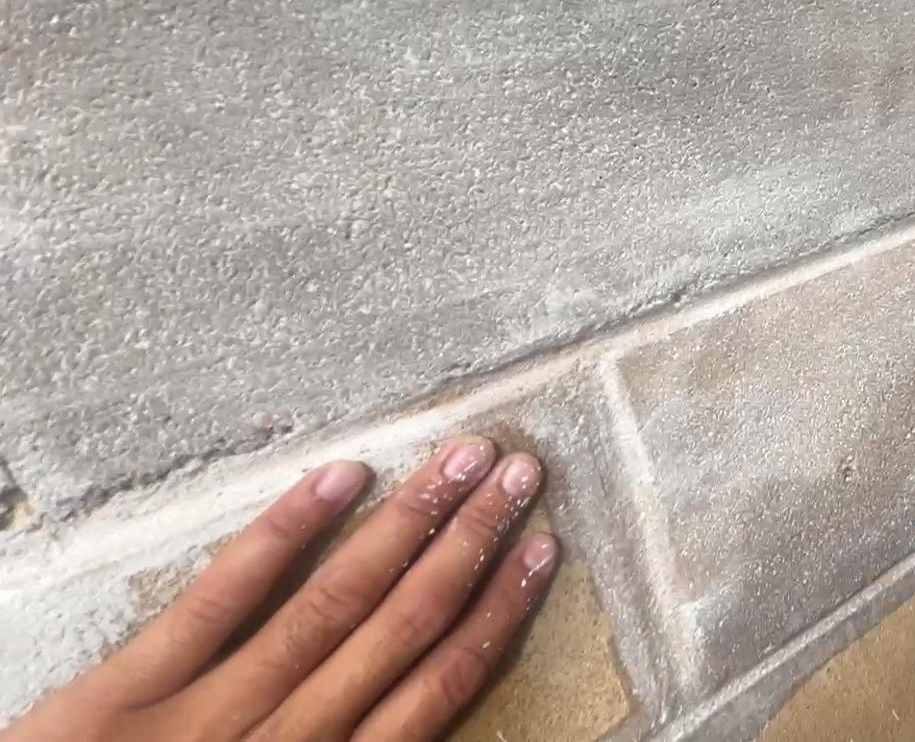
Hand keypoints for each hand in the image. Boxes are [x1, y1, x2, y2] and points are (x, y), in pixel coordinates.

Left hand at [3, 437, 558, 741]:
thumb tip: (438, 692)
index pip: (444, 681)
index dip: (500, 608)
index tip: (543, 546)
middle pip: (405, 623)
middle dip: (472, 540)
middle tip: (519, 472)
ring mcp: (200, 717)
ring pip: (335, 600)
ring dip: (409, 519)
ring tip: (462, 457)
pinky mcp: (112, 700)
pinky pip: (213, 602)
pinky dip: (283, 534)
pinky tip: (341, 474)